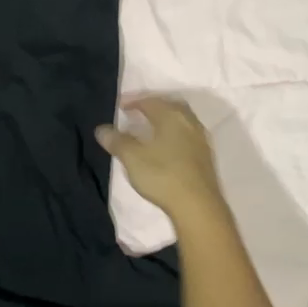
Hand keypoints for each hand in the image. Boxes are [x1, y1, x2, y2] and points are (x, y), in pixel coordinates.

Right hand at [96, 96, 225, 222]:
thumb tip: (102, 129)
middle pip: (171, 106)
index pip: (151, 101)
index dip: (134, 101)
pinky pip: (188, 135)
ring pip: (182, 120)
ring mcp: (201, 140)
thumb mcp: (132, 158)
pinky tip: (167, 146)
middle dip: (154, 105)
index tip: (121, 106)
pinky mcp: (205, 156)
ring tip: (151, 128)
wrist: (198, 205)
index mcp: (171, 117)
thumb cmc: (163, 176)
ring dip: (166, 120)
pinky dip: (174, 133)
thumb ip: (117, 141)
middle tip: (139, 111)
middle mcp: (189, 122)